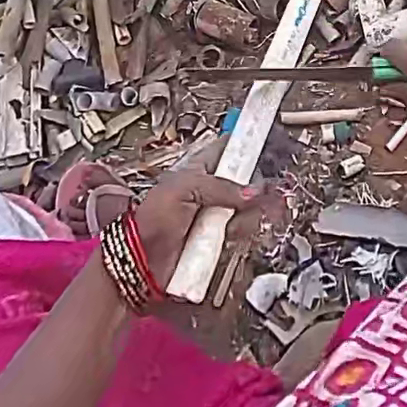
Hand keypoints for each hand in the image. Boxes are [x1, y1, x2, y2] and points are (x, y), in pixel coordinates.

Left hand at [130, 147, 271, 285]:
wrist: (141, 263)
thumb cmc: (154, 218)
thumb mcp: (184, 190)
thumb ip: (220, 188)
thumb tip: (254, 191)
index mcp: (201, 169)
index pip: (229, 148)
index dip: (246, 144)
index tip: (266, 143)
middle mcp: (214, 190)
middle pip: (247, 178)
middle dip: (257, 185)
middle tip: (262, 193)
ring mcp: (219, 215)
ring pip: (249, 206)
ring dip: (248, 213)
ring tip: (232, 223)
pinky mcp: (221, 239)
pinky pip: (243, 231)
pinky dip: (243, 232)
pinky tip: (231, 235)